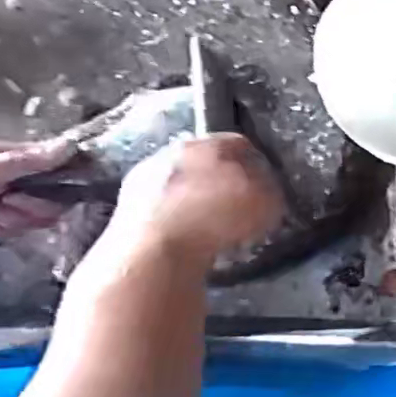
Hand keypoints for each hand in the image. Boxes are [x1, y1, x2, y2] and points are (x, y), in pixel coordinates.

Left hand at [0, 140, 76, 247]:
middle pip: (51, 198)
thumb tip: (72, 145)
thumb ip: (27, 160)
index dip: (63, 178)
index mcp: (10, 157)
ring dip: (1, 219)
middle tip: (4, 201)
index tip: (56, 188)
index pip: (57, 164)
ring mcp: (0, 203)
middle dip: (29, 206)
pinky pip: (8, 232)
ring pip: (31, 218)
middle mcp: (11, 179)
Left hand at [107, 134, 284, 259]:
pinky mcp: (125, 206)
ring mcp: (143, 177)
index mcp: (206, 144)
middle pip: (205, 160)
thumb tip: (267, 188)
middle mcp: (171, 151)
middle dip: (221, 178)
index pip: (239, 142)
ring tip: (212, 223)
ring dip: (196, 198)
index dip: (256, 161)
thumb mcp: (265, 205)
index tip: (264, 181)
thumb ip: (269, 190)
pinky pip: (162, 206)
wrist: (153, 254)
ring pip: (180, 182)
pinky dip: (177, 217)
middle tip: (237, 201)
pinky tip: (188, 236)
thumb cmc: (216, 221)